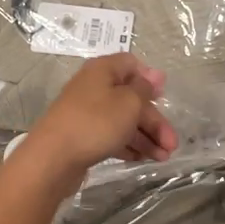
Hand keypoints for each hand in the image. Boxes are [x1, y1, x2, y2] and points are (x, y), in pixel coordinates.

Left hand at [23, 54, 177, 173]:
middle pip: (132, 98)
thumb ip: (145, 89)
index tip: (164, 97)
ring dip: (146, 137)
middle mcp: (95, 87)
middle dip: (155, 121)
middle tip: (172, 143)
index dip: (150, 79)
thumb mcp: (129, 102)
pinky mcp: (83, 136)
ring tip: (163, 158)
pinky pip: (112, 135)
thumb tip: (155, 75)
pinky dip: (129, 145)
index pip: (132, 64)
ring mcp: (87, 113)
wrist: (52, 159)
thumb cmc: (96, 123)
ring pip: (124, 120)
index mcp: (103, 70)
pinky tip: (143, 159)